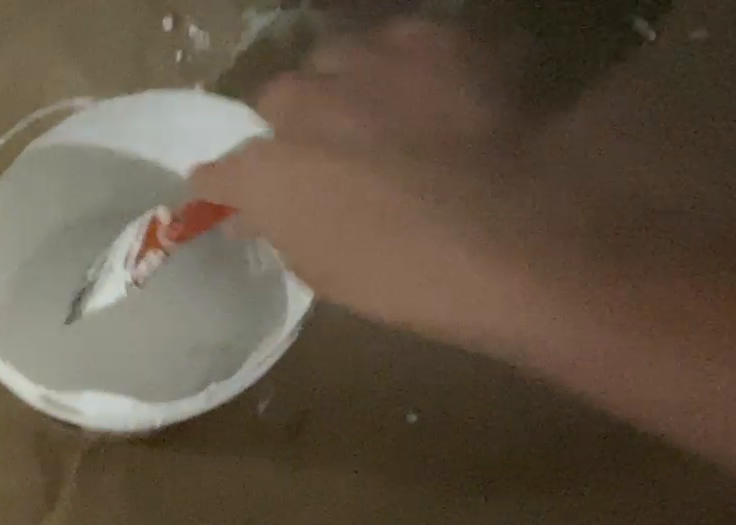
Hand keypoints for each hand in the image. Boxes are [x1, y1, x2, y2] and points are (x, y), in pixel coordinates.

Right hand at [190, 19, 571, 354]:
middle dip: (286, 121)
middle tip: (309, 149)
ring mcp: (374, 67)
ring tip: (365, 110)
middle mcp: (306, 107)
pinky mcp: (444, 43)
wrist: (518, 230)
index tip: (225, 198)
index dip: (220, 186)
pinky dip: (403, 63)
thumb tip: (250, 214)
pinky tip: (421, 91)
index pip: (217, 172)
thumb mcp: (315, 264)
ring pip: (335, 58)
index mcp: (266, 173)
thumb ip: (276, 225)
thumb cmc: (397, 272)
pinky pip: (404, 41)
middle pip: (276, 97)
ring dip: (340, 83)